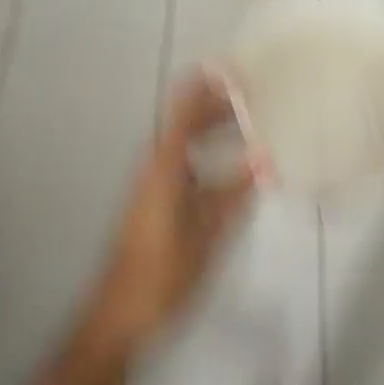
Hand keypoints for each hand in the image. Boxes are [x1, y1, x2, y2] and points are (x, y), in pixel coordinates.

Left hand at [79, 72, 256, 360]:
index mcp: (165, 167)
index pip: (185, 111)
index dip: (207, 87)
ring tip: (250, 124)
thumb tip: (266, 159)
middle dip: (217, 104)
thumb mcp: (206, 237)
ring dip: (213, 128)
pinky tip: (231, 168)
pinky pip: (184, 161)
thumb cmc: (161, 274)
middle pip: (185, 121)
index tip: (234, 69)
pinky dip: (207, 152)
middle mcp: (155, 167)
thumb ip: (235, 195)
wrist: (117, 315)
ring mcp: (152, 184)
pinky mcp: (154, 202)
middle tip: (255, 95)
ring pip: (185, 141)